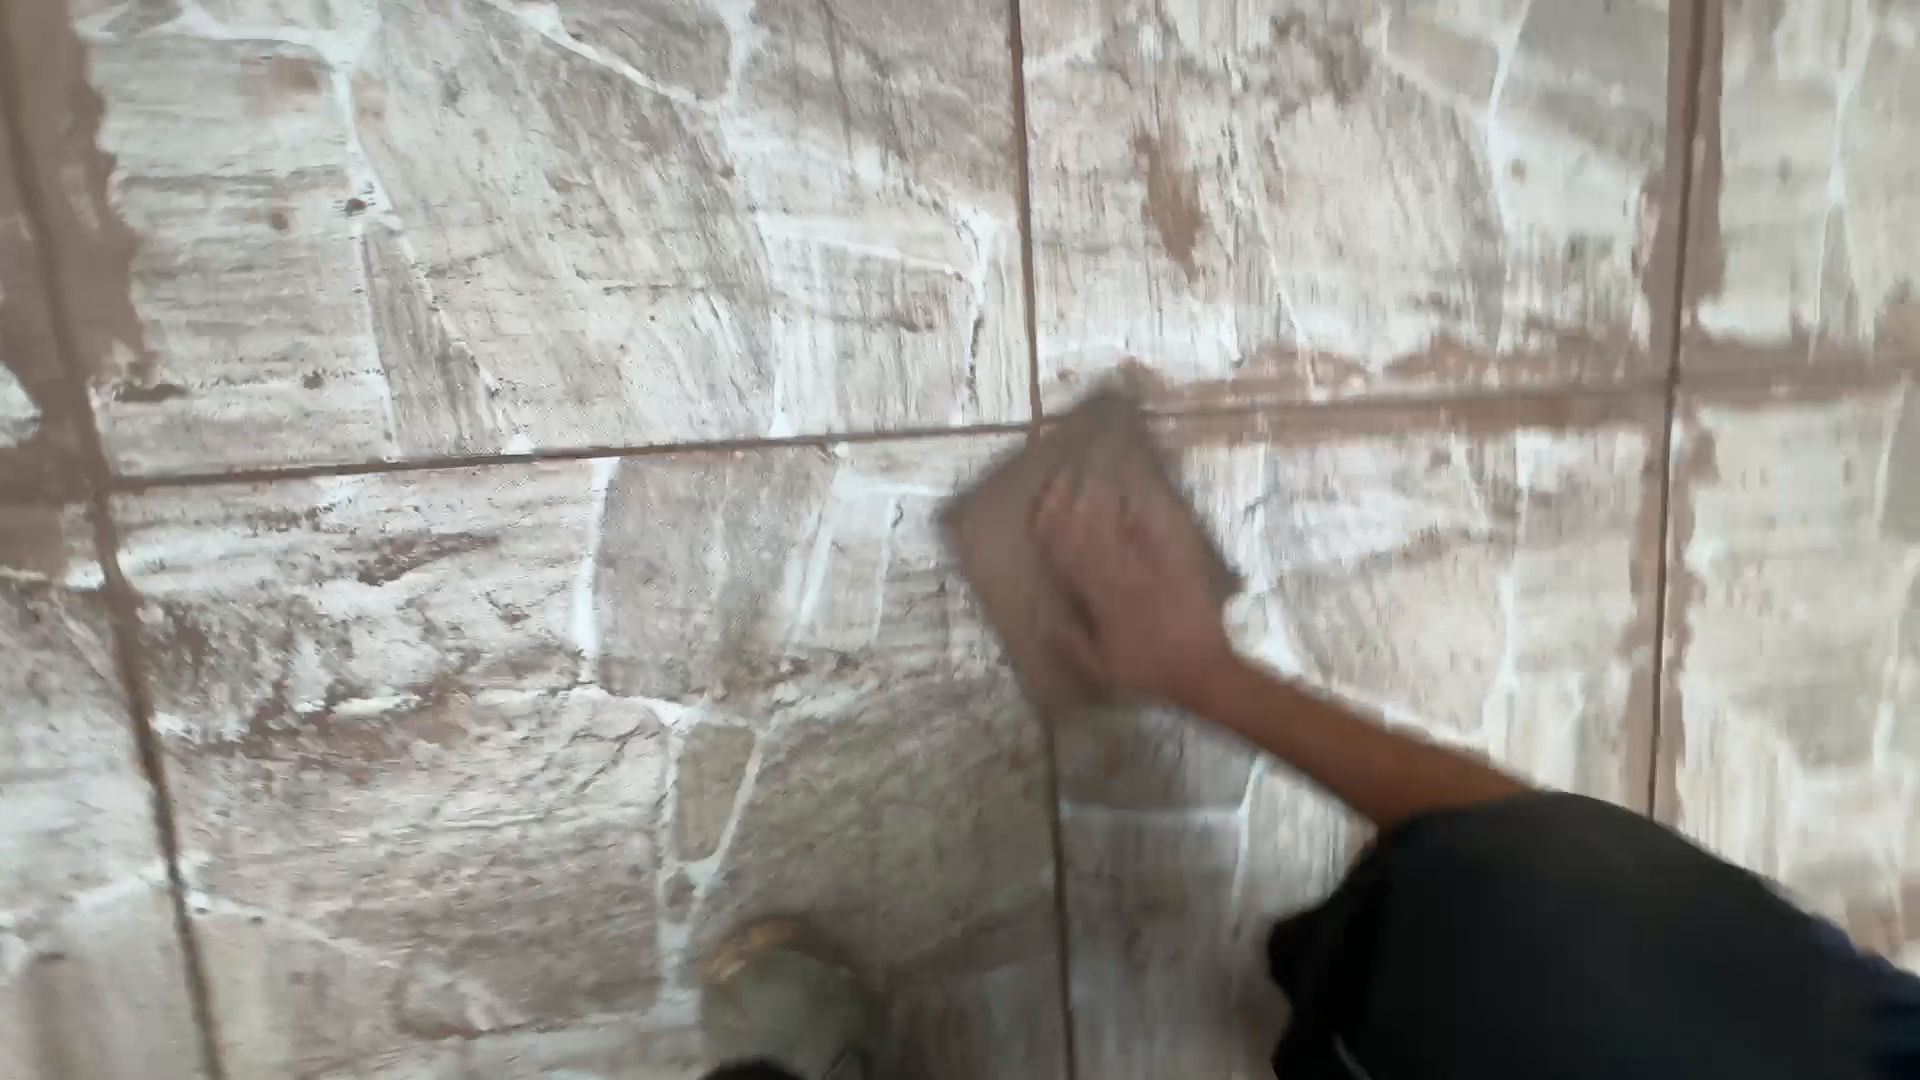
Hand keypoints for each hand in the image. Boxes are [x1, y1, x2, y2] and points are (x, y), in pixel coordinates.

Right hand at [1031, 469, 1235, 708]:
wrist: (1204, 672)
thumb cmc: (1150, 673)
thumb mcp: (1103, 667)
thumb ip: (1073, 642)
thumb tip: (1044, 618)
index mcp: (1101, 603)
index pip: (1069, 559)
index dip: (1053, 531)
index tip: (1040, 508)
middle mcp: (1122, 580)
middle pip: (1091, 537)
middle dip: (1072, 507)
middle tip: (1059, 479)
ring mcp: (1151, 572)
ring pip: (1119, 532)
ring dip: (1100, 505)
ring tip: (1086, 480)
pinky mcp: (1177, 569)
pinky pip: (1156, 540)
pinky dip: (1142, 519)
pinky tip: (1131, 499)